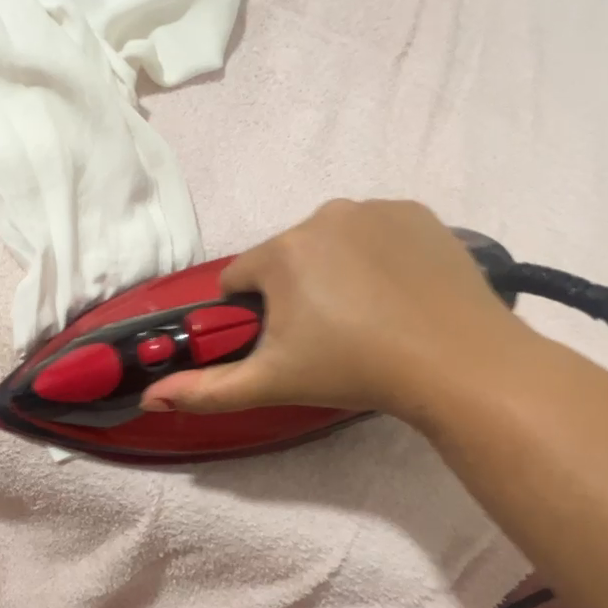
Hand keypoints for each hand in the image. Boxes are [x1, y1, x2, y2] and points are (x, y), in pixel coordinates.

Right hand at [141, 200, 531, 418]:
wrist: (458, 363)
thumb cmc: (354, 371)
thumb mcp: (272, 384)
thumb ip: (206, 391)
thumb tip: (149, 399)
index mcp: (281, 252)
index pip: (238, 280)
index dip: (251, 316)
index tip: (284, 344)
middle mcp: (323, 215)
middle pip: (283, 259)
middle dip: (292, 293)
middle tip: (327, 337)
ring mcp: (376, 208)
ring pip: (328, 243)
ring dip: (332, 272)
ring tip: (365, 317)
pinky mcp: (419, 213)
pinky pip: (373, 233)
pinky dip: (375, 257)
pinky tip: (396, 294)